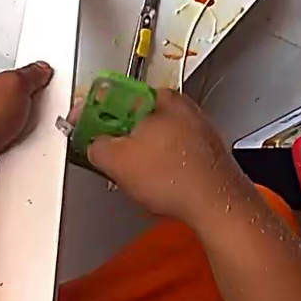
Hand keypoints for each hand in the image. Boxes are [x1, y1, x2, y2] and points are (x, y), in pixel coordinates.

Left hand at [0, 62, 53, 155]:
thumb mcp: (16, 84)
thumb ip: (29, 75)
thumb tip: (39, 70)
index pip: (9, 79)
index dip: (28, 82)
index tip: (42, 85)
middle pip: (11, 105)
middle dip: (25, 110)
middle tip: (33, 113)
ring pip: (11, 128)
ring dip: (22, 131)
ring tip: (23, 133)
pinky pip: (11, 147)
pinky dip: (17, 148)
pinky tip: (17, 147)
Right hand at [86, 89, 258, 230]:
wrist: (218, 206)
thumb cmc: (177, 178)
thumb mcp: (116, 161)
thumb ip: (96, 146)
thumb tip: (94, 145)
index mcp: (160, 98)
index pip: (116, 94)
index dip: (92, 111)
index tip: (82, 125)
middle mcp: (184, 109)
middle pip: (137, 118)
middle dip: (119, 139)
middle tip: (109, 158)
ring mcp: (198, 131)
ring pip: (155, 139)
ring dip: (141, 157)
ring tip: (136, 179)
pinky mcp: (206, 155)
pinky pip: (173, 157)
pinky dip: (162, 170)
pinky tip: (159, 187)